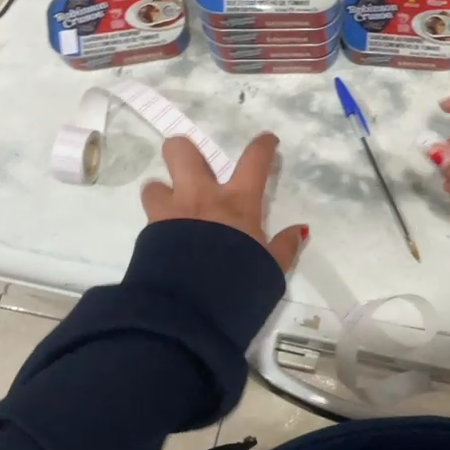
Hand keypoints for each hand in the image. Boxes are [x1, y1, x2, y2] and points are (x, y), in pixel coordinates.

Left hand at [142, 133, 306, 272]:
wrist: (190, 309)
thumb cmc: (238, 284)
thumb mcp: (270, 268)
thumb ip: (285, 246)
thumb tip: (300, 230)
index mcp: (237, 202)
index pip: (254, 160)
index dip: (263, 145)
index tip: (267, 141)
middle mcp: (200, 197)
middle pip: (182, 151)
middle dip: (184, 151)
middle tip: (194, 167)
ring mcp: (170, 212)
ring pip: (154, 183)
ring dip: (163, 191)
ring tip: (172, 207)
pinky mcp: (148, 233)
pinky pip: (149, 216)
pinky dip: (157, 221)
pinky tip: (165, 238)